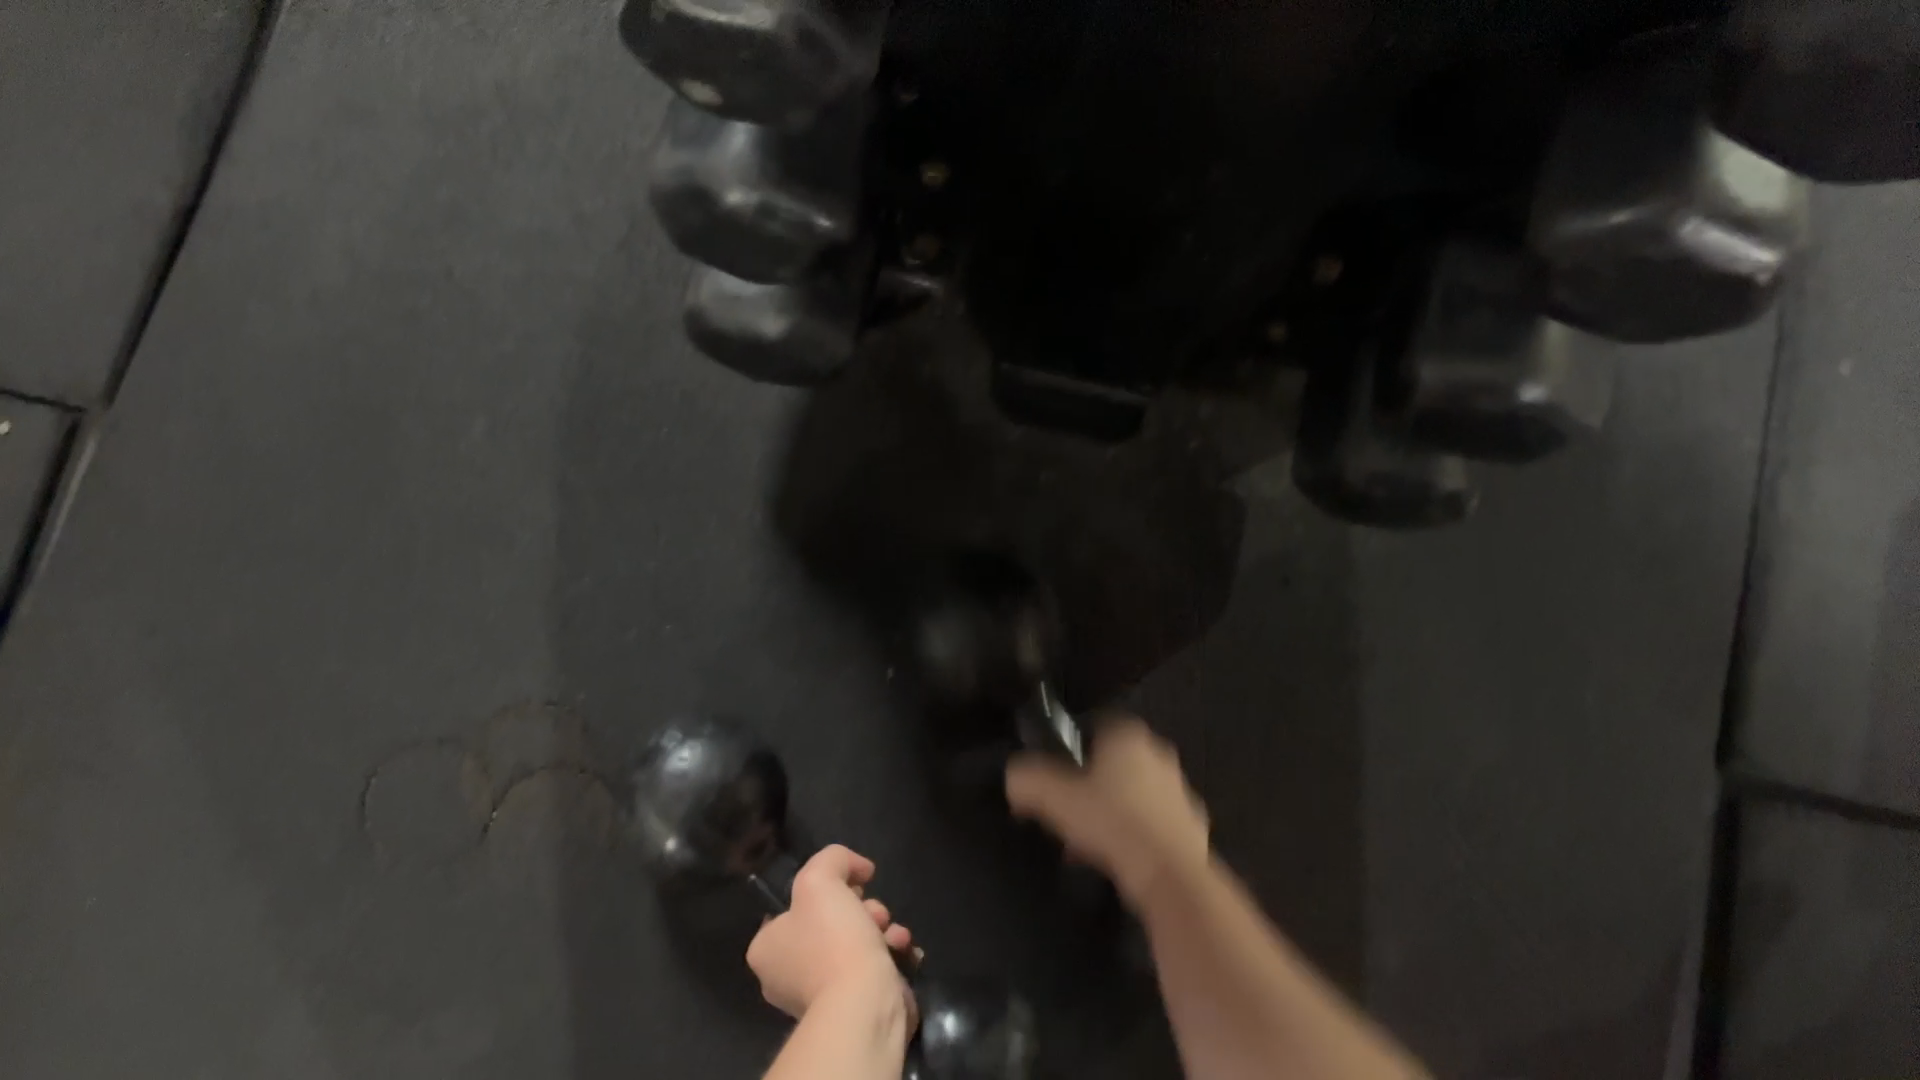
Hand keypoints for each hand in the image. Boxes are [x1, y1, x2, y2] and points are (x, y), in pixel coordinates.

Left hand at [747, 845, 915, 1024]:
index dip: (827, 889)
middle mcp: (787, 975)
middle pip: (830, 922)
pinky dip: (890, 955)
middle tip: (875, 912)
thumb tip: (857, 869)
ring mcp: (820, 996)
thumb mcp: (820, 878)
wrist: (863, 1004)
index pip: (794, 907)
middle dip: (862, 909)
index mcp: (767, 949)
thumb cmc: (832, 940)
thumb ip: (832, 859)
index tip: (853, 886)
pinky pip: (872, 969)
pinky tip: (902, 950)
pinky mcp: (853, 1007)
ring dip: (881, 930)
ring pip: (855, 943)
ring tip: (893, 934)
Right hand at [1005, 715, 1209, 904]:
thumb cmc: (1112, 822)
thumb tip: (1014, 778)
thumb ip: (1028, 781)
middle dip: (1087, 788)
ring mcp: (1178, 791)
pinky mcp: (1191, 826)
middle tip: (1066, 813)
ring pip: (1130, 797)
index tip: (1055, 779)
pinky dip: (1130, 838)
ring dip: (1107, 816)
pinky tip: (1112, 860)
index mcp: (1129, 736)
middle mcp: (1158, 755)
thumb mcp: (1055, 798)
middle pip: (1111, 766)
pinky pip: (1149, 825)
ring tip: (1084, 844)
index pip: (1093, 729)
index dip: (1070, 753)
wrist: (1170, 875)